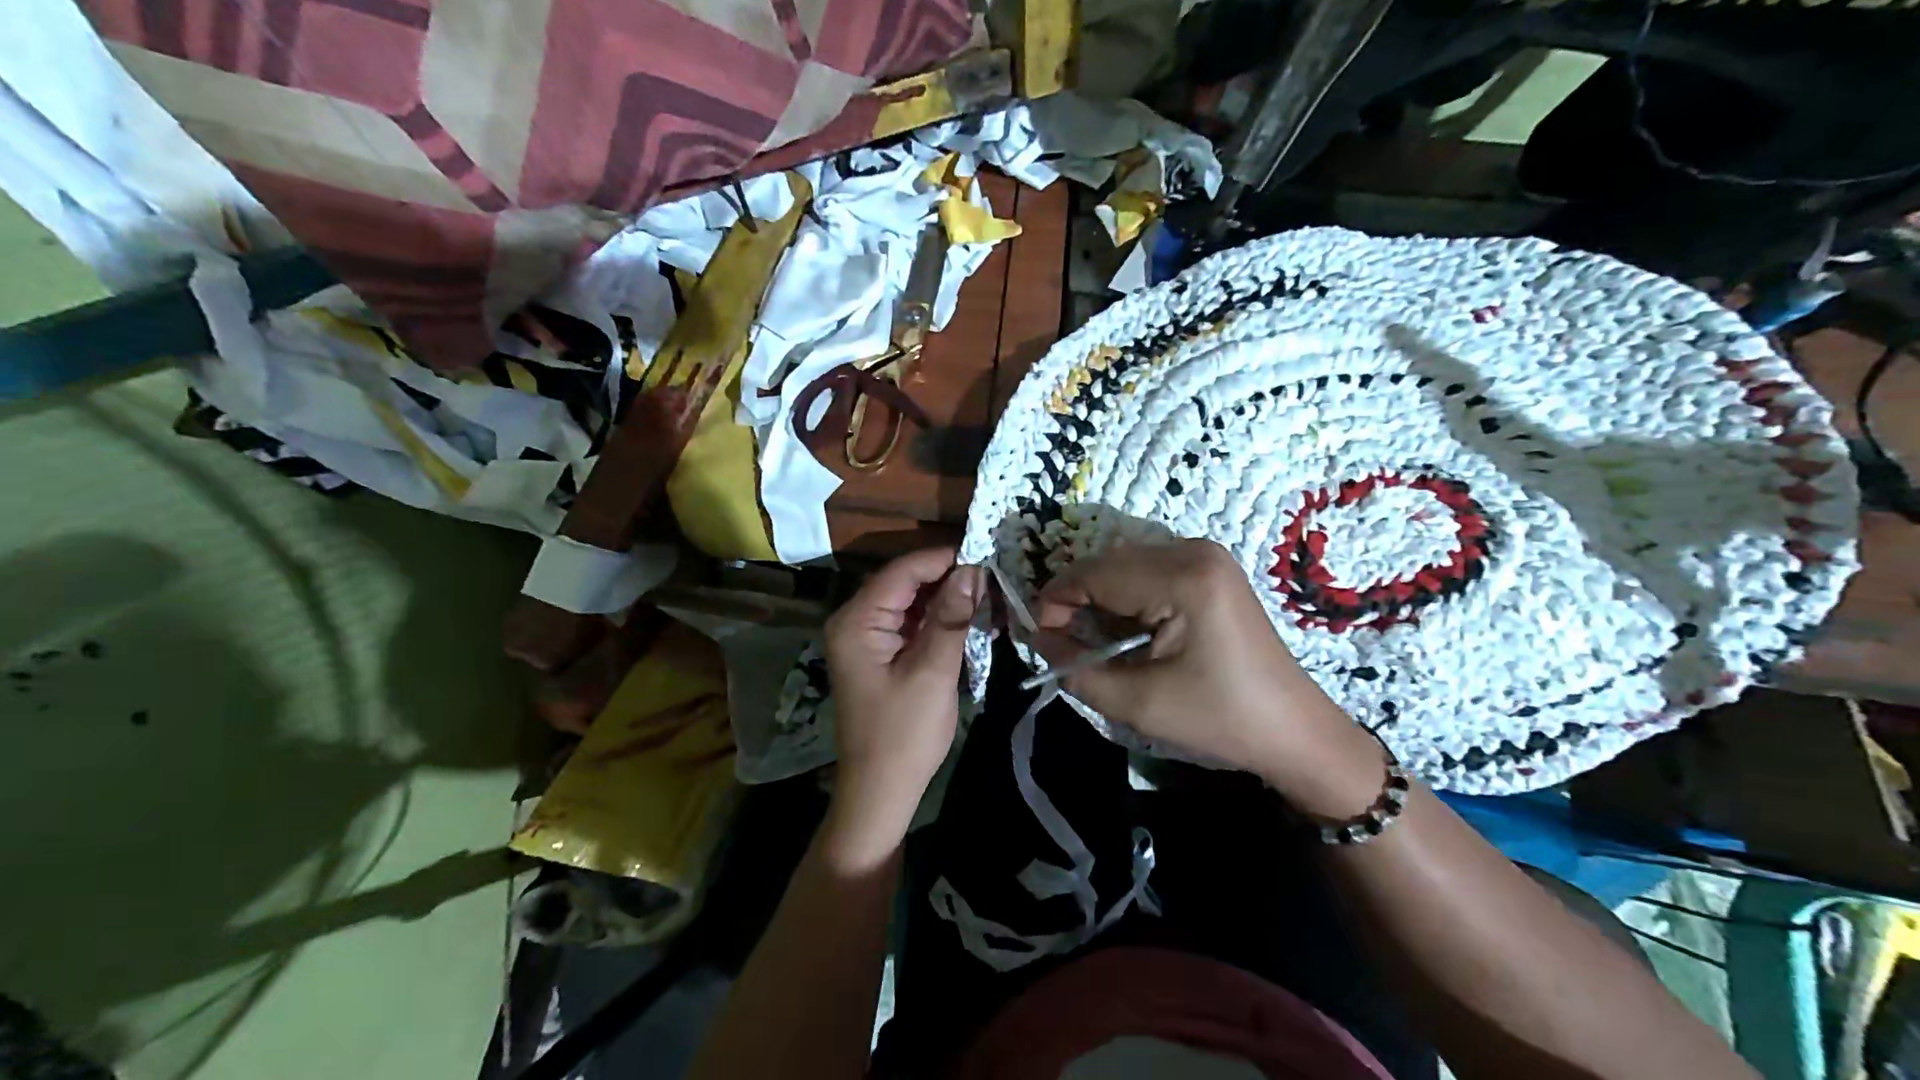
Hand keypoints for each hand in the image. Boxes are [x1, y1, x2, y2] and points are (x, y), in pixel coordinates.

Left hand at [822, 547, 982, 866]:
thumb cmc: (904, 733)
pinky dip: (937, 621)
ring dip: (945, 599)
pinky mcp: (879, 656)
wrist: (880, 791)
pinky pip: (909, 625)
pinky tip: (969, 620)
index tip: (985, 555)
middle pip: (904, 584)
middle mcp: (854, 622)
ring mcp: (865, 640)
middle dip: (947, 577)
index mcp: (857, 621)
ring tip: (987, 595)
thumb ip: (951, 617)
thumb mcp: (933, 670)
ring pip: (909, 603)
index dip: (943, 559)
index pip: (902, 572)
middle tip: (991, 576)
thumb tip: (973, 571)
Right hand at [1032, 539, 1385, 815]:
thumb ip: (1074, 667)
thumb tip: (1037, 638)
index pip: (1093, 573)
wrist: (1292, 728)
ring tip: (1103, 643)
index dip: (1056, 602)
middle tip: (1070, 645)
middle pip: (1107, 562)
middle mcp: (1194, 550)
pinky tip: (1134, 631)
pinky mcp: (1211, 566)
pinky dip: (1128, 595)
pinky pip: (1148, 568)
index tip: (1042, 639)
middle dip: (1078, 601)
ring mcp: (1206, 554)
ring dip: (1102, 598)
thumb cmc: (1217, 718)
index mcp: (1183, 578)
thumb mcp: (1135, 702)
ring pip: (1124, 563)